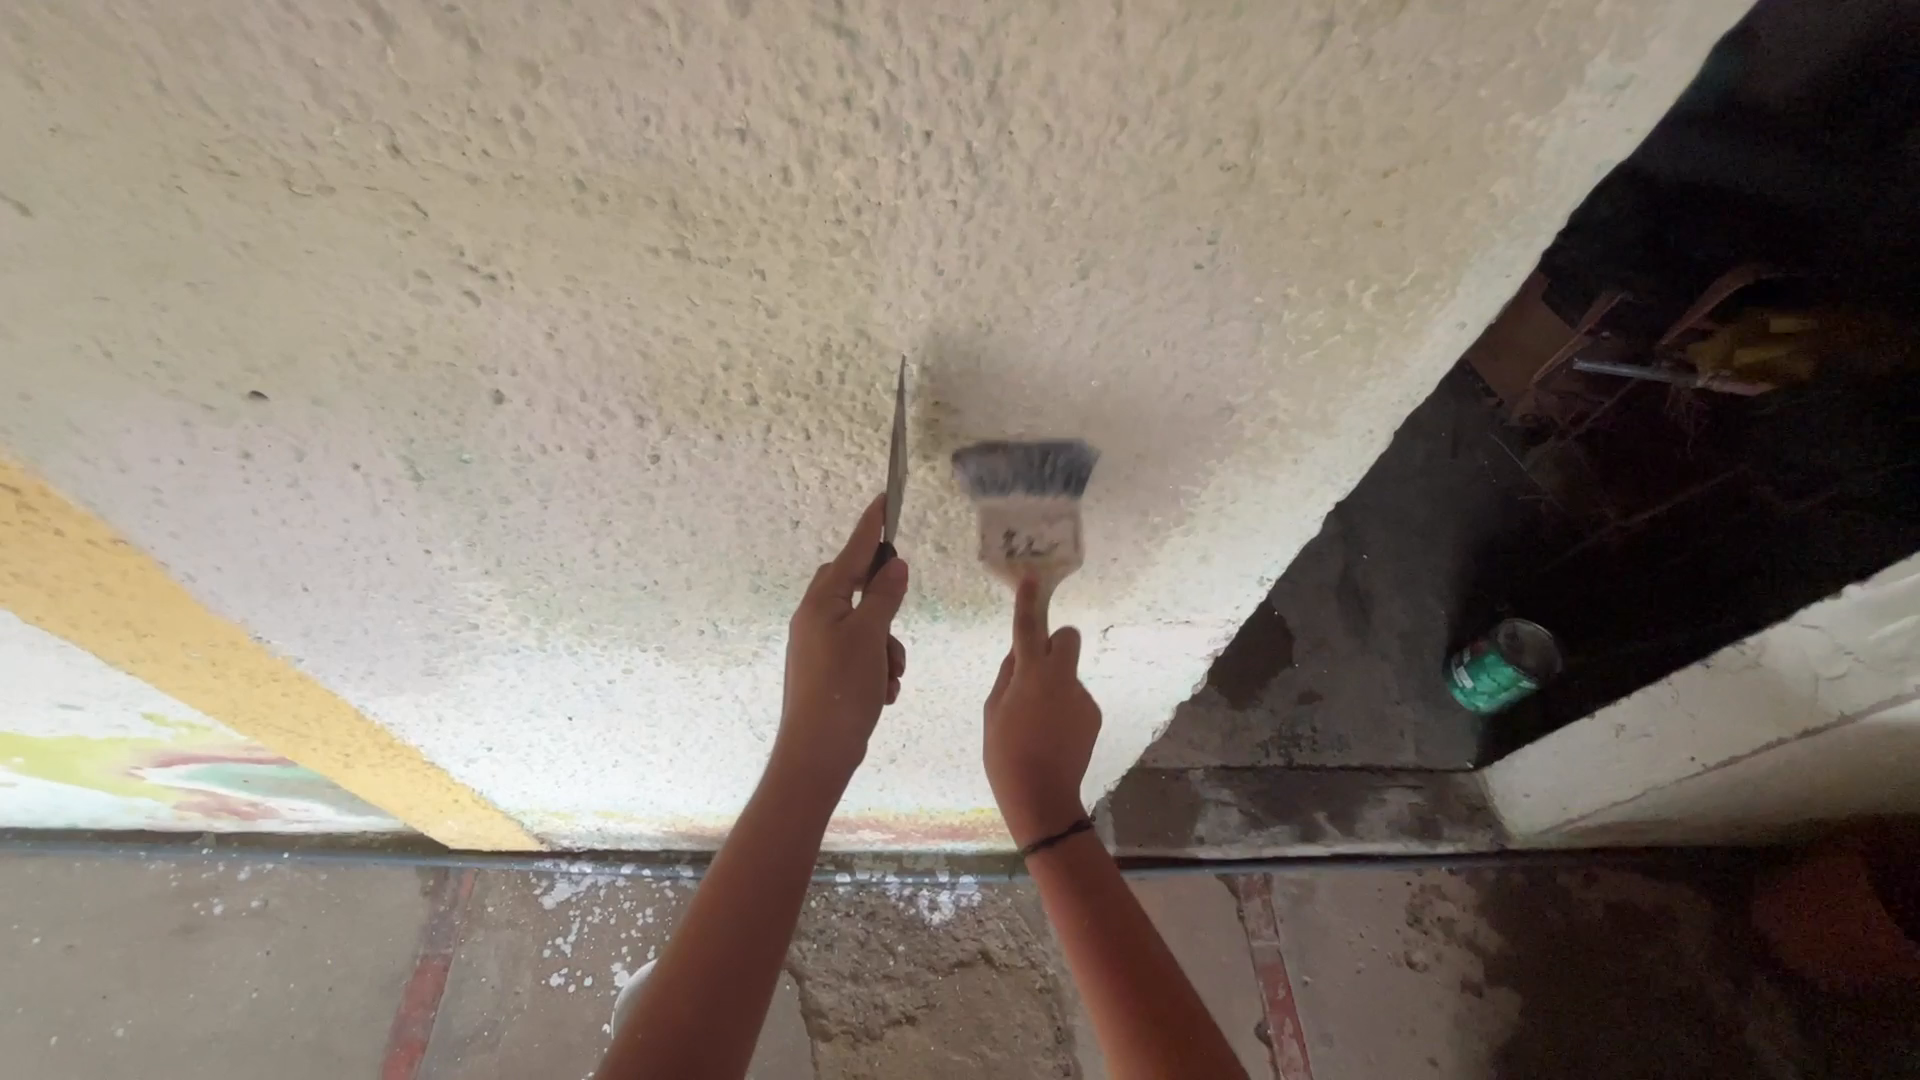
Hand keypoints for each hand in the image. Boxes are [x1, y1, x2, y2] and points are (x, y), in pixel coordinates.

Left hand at [778, 494, 908, 779]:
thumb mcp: (870, 637)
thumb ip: (884, 596)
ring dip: (886, 647)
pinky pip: (861, 654)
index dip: (871, 527)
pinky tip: (883, 691)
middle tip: (894, 627)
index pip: (851, 554)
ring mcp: (820, 646)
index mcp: (821, 603)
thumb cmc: (842, 688)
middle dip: (886, 609)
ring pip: (866, 627)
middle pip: (858, 591)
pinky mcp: (828, 672)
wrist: (817, 752)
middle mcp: (815, 619)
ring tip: (890, 676)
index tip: (884, 499)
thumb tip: (894, 564)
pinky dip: (878, 667)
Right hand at [983, 578, 1101, 846]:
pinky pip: (1074, 697)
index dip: (1028, 601)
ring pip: (1068, 673)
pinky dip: (1064, 707)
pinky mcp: (1093, 714)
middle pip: (1068, 638)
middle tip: (1035, 668)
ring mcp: (1082, 696)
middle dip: (1055, 642)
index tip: (1031, 578)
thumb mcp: (993, 711)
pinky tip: (1053, 734)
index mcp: (1032, 673)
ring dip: (1054, 683)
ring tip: (1038, 721)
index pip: (1029, 627)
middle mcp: (1063, 677)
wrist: (1041, 795)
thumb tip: (1019, 655)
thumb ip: (1007, 676)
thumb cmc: (1005, 753)